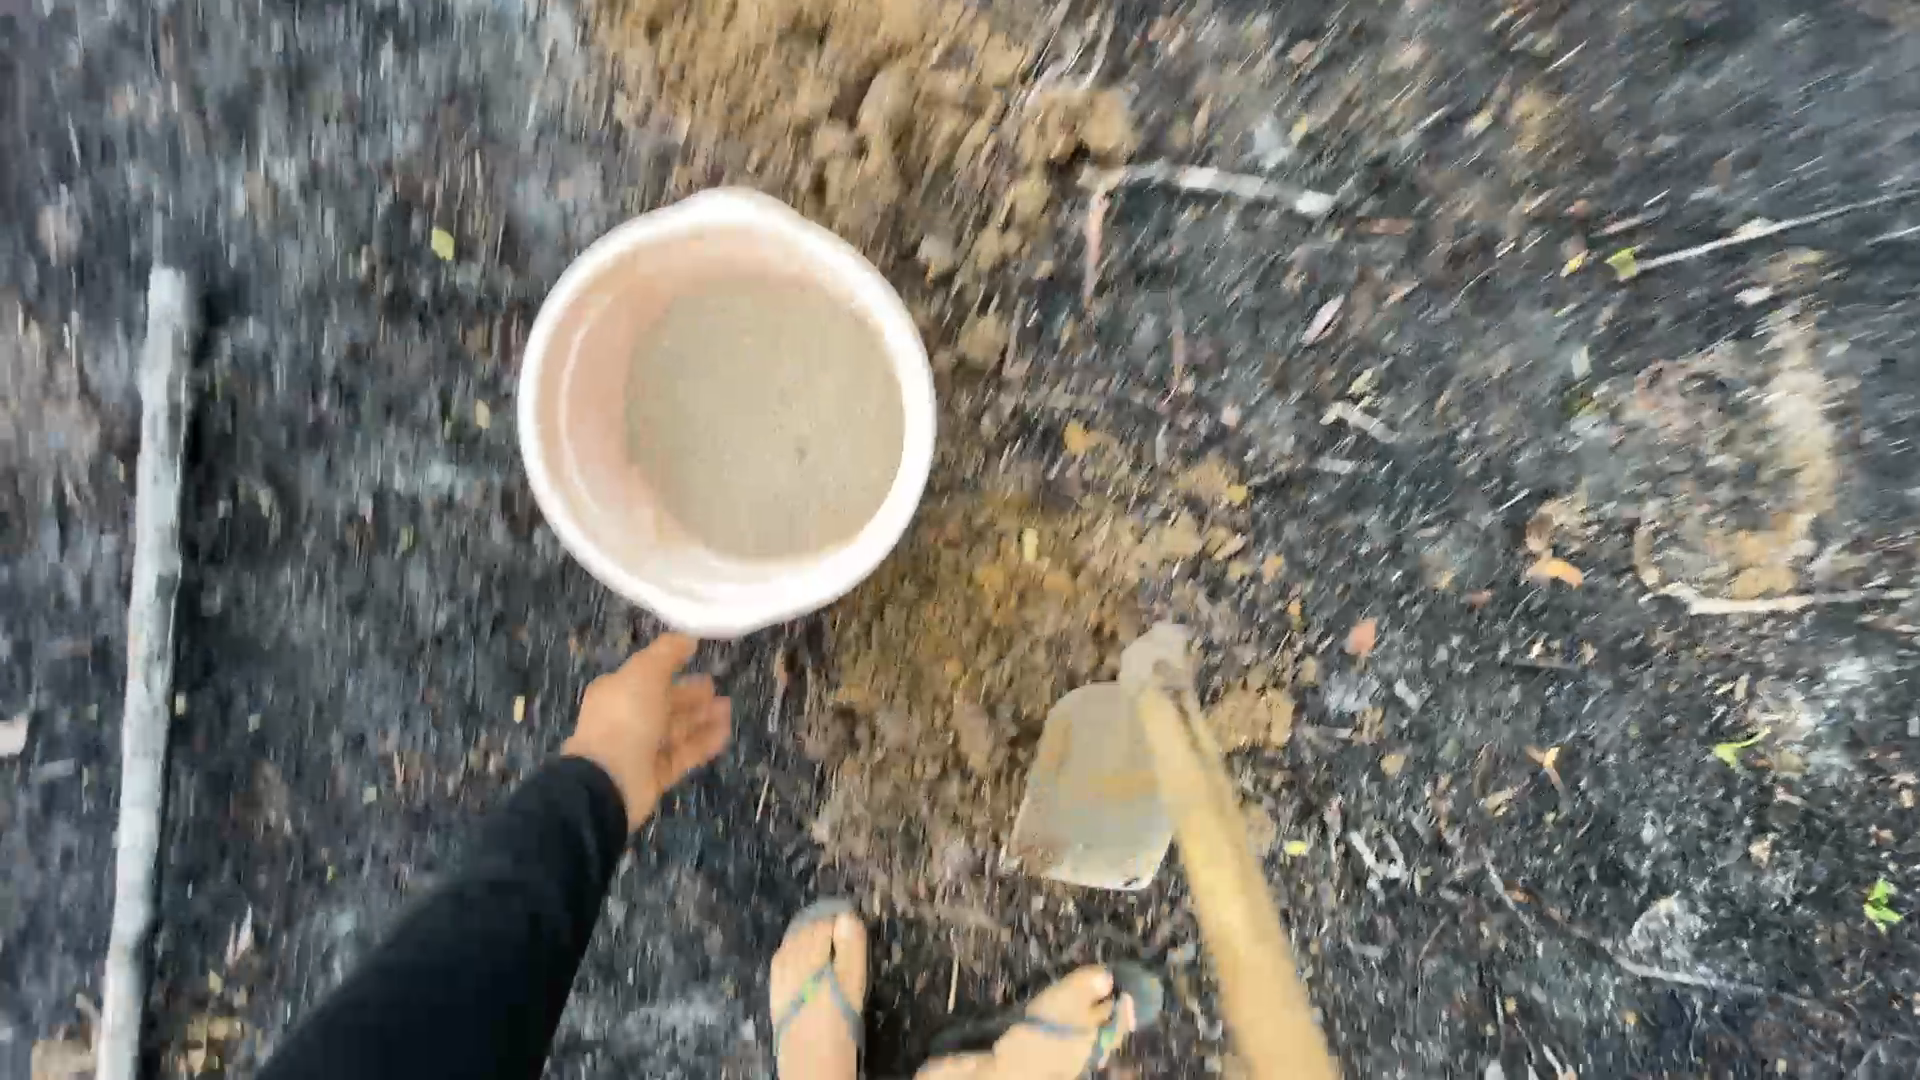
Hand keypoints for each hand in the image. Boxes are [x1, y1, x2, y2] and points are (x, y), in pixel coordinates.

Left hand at [561, 634, 731, 831]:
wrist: (609, 779)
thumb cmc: (625, 717)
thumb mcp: (645, 672)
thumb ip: (667, 651)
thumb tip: (687, 637)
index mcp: (618, 693)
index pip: (648, 677)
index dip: (674, 668)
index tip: (698, 661)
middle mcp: (628, 719)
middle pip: (666, 704)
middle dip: (692, 695)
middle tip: (718, 688)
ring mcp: (642, 749)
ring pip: (677, 729)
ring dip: (703, 718)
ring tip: (728, 709)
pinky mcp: (656, 773)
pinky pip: (684, 753)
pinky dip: (704, 742)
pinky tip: (724, 732)